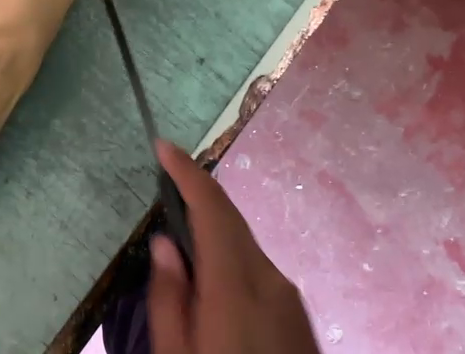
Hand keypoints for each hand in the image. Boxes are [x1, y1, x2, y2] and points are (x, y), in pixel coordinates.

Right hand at [148, 141, 320, 353]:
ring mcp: (291, 300)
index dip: (188, 172)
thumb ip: (170, 299)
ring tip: (182, 241)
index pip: (212, 209)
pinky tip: (214, 282)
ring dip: (216, 233)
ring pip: (246, 247)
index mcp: (236, 287)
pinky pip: (259, 272)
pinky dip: (233, 260)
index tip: (164, 145)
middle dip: (199, 196)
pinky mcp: (300, 319)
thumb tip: (165, 245)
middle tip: (166, 181)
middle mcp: (270, 281)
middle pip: (232, 222)